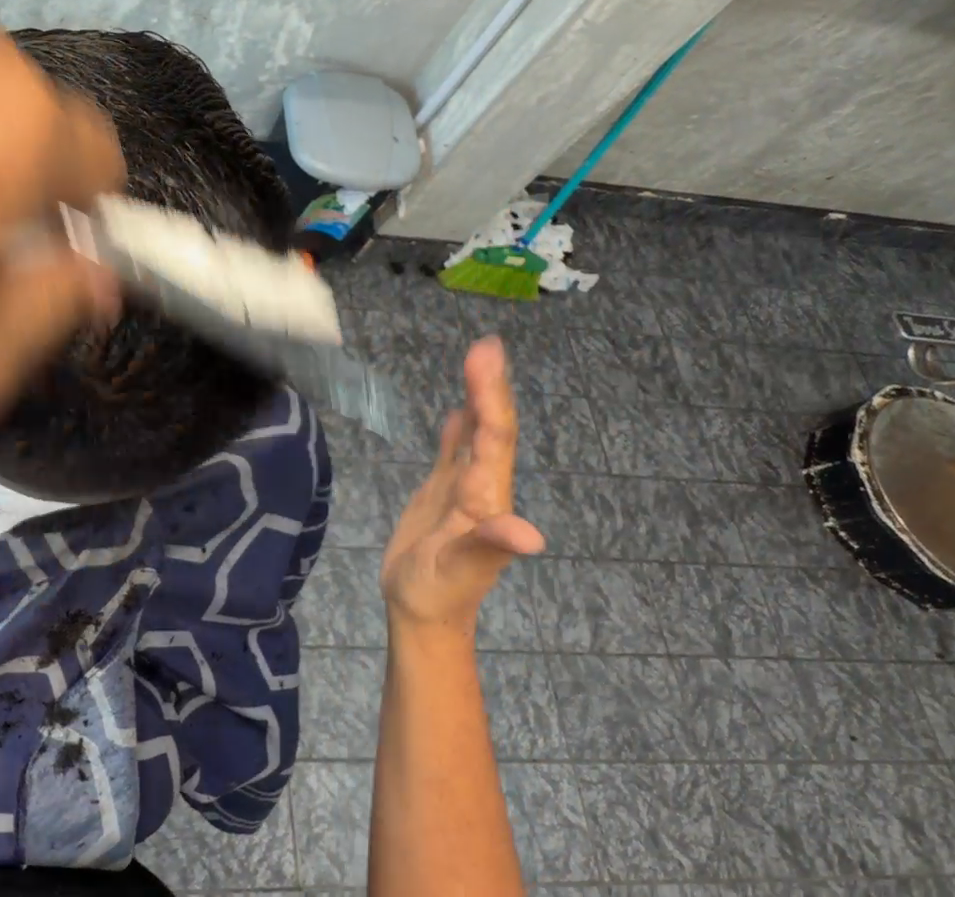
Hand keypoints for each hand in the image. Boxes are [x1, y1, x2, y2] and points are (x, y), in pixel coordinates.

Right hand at [380, 337, 544, 637]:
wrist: (423, 610)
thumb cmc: (438, 591)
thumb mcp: (460, 570)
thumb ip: (489, 547)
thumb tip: (530, 535)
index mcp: (487, 497)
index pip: (494, 439)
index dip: (491, 397)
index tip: (485, 357)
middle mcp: (482, 486)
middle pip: (492, 429)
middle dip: (490, 386)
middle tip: (487, 344)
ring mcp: (463, 489)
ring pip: (477, 434)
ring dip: (480, 397)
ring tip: (480, 359)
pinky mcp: (442, 494)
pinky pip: (454, 452)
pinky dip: (459, 426)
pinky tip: (459, 407)